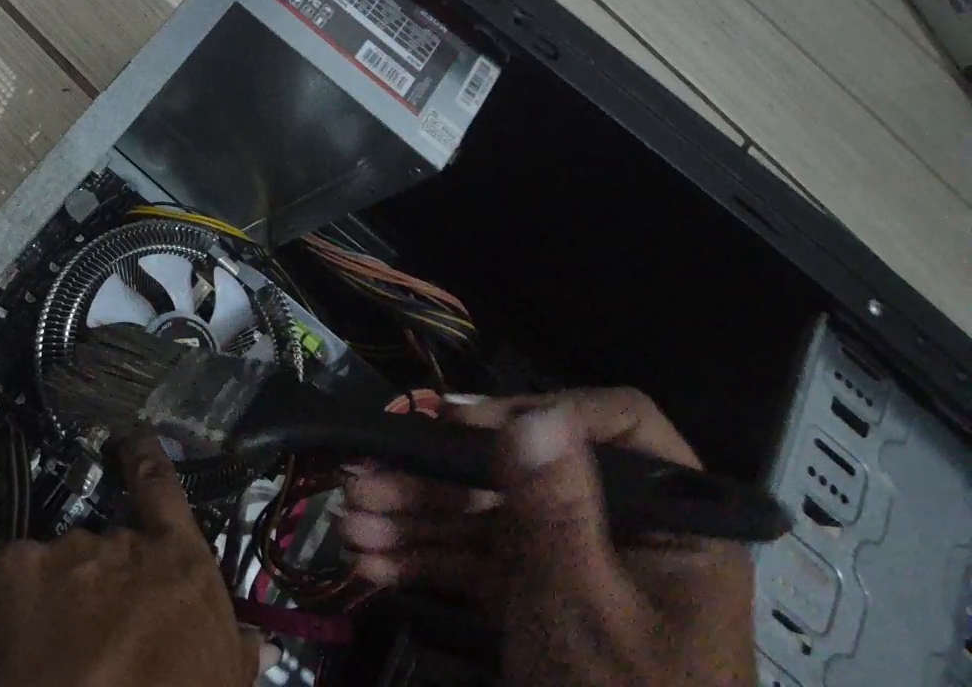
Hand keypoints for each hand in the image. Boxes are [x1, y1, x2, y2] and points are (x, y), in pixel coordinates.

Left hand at [0, 436, 259, 686]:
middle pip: (111, 548)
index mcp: (181, 567)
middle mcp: (120, 543)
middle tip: (103, 637)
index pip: (163, 492)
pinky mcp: (11, 566)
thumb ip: (232, 653)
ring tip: (61, 653)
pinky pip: (20, 573)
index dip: (147, 461)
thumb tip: (255, 641)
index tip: (133, 439)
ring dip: (65, 595)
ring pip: (65, 565)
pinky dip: (22, 600)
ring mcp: (64, 550)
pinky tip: (27, 641)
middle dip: (108, 583)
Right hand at [339, 389, 755, 686]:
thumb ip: (557, 508)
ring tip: (349, 525)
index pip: (617, 427)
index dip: (540, 412)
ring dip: (411, 519)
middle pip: (520, 472)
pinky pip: (472, 561)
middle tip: (364, 480)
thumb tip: (533, 417)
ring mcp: (566, 560)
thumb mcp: (586, 604)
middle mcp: (615, 528)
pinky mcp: (530, 594)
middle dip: (434, 481)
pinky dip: (423, 560)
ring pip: (482, 516)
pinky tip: (371, 561)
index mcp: (667, 522)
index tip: (462, 427)